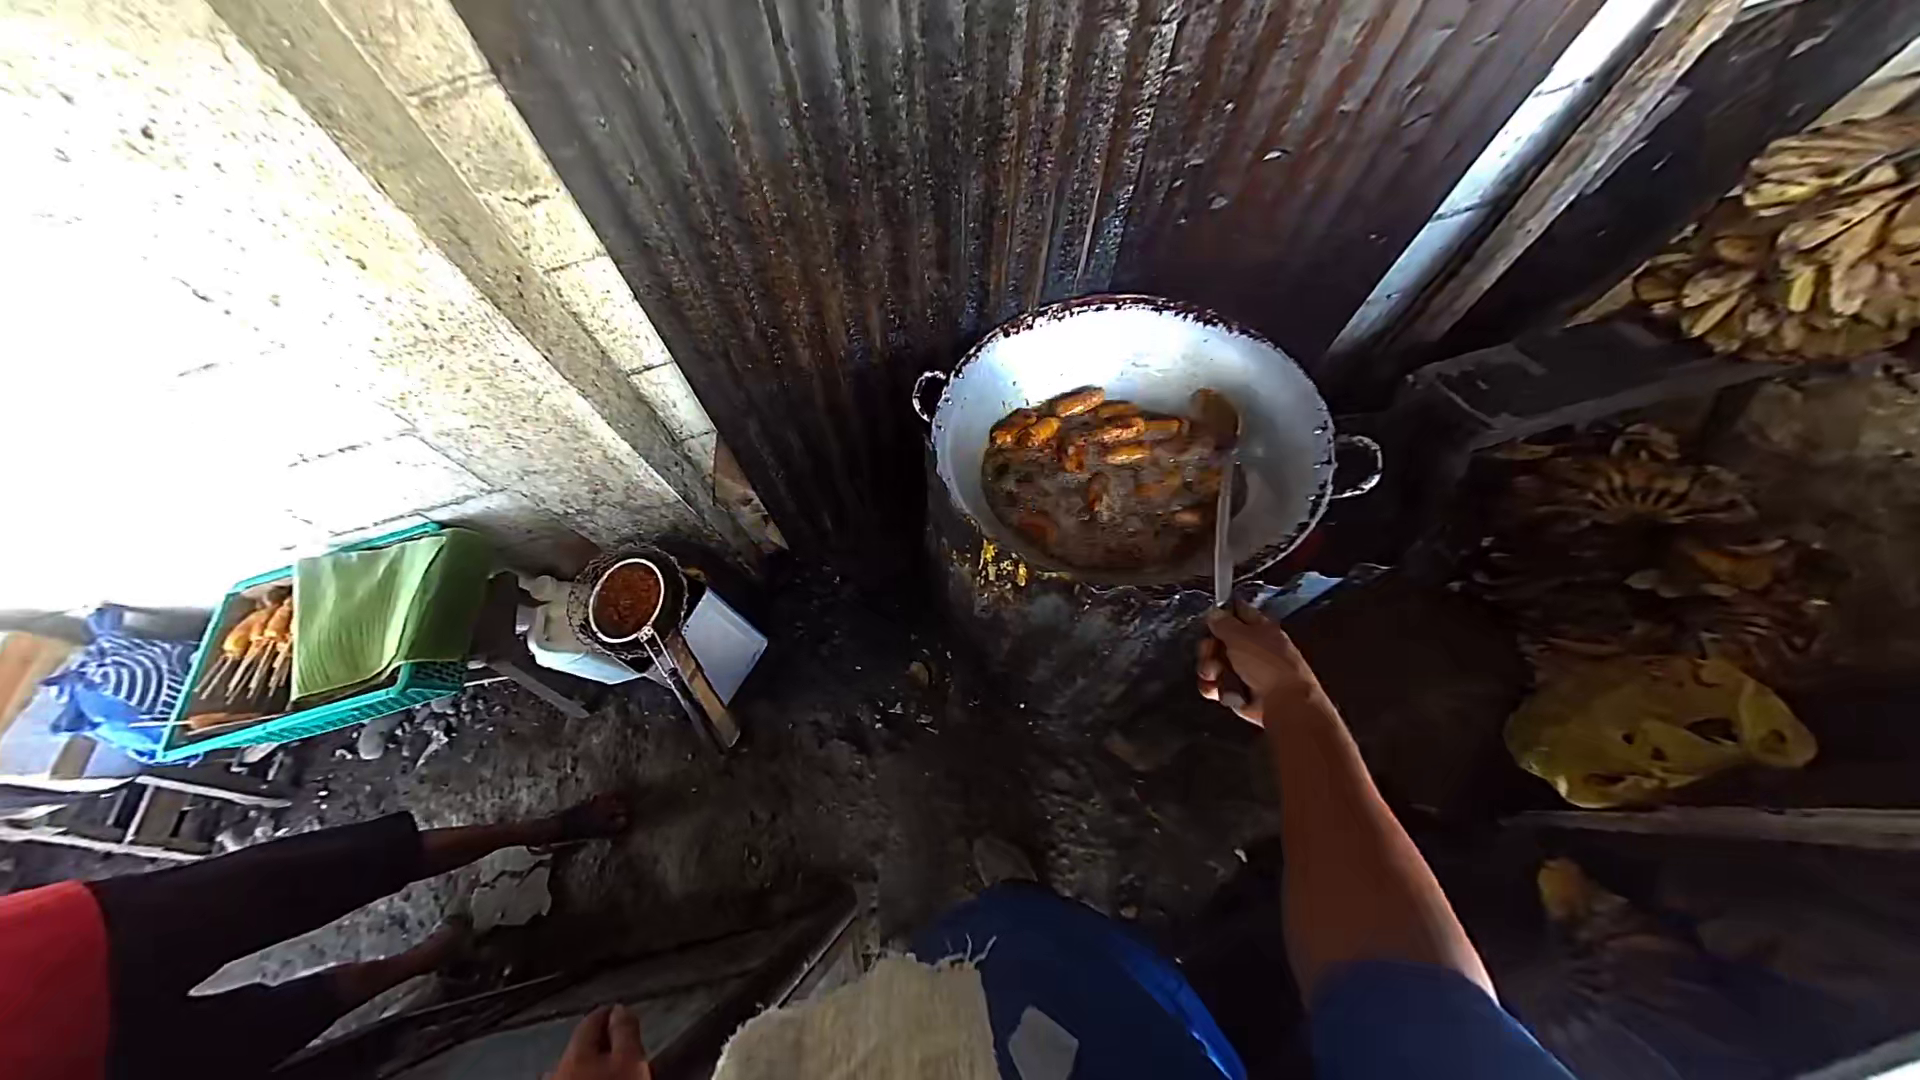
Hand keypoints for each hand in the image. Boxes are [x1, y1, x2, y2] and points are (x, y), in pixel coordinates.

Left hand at [551, 1004, 650, 1079]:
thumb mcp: (630, 1059)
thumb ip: (625, 1030)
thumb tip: (619, 1008)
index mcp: (574, 1054)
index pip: (592, 1018)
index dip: (612, 1011)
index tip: (628, 1012)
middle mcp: (557, 1069)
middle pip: (582, 1042)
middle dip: (603, 1037)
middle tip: (625, 1040)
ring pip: (577, 1063)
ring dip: (595, 1058)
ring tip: (614, 1062)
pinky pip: (576, 1076)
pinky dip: (589, 1073)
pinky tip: (600, 1076)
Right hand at [1197, 602, 1321, 725]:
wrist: (1284, 703)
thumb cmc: (1266, 664)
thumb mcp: (1240, 636)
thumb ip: (1223, 622)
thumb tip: (1214, 613)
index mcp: (1260, 628)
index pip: (1237, 611)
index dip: (1221, 613)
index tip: (1208, 620)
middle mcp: (1253, 648)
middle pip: (1219, 640)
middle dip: (1209, 647)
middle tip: (1209, 653)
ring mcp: (1245, 671)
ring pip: (1214, 663)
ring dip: (1209, 669)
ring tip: (1215, 675)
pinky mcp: (1239, 691)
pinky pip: (1216, 684)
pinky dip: (1213, 687)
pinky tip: (1215, 689)